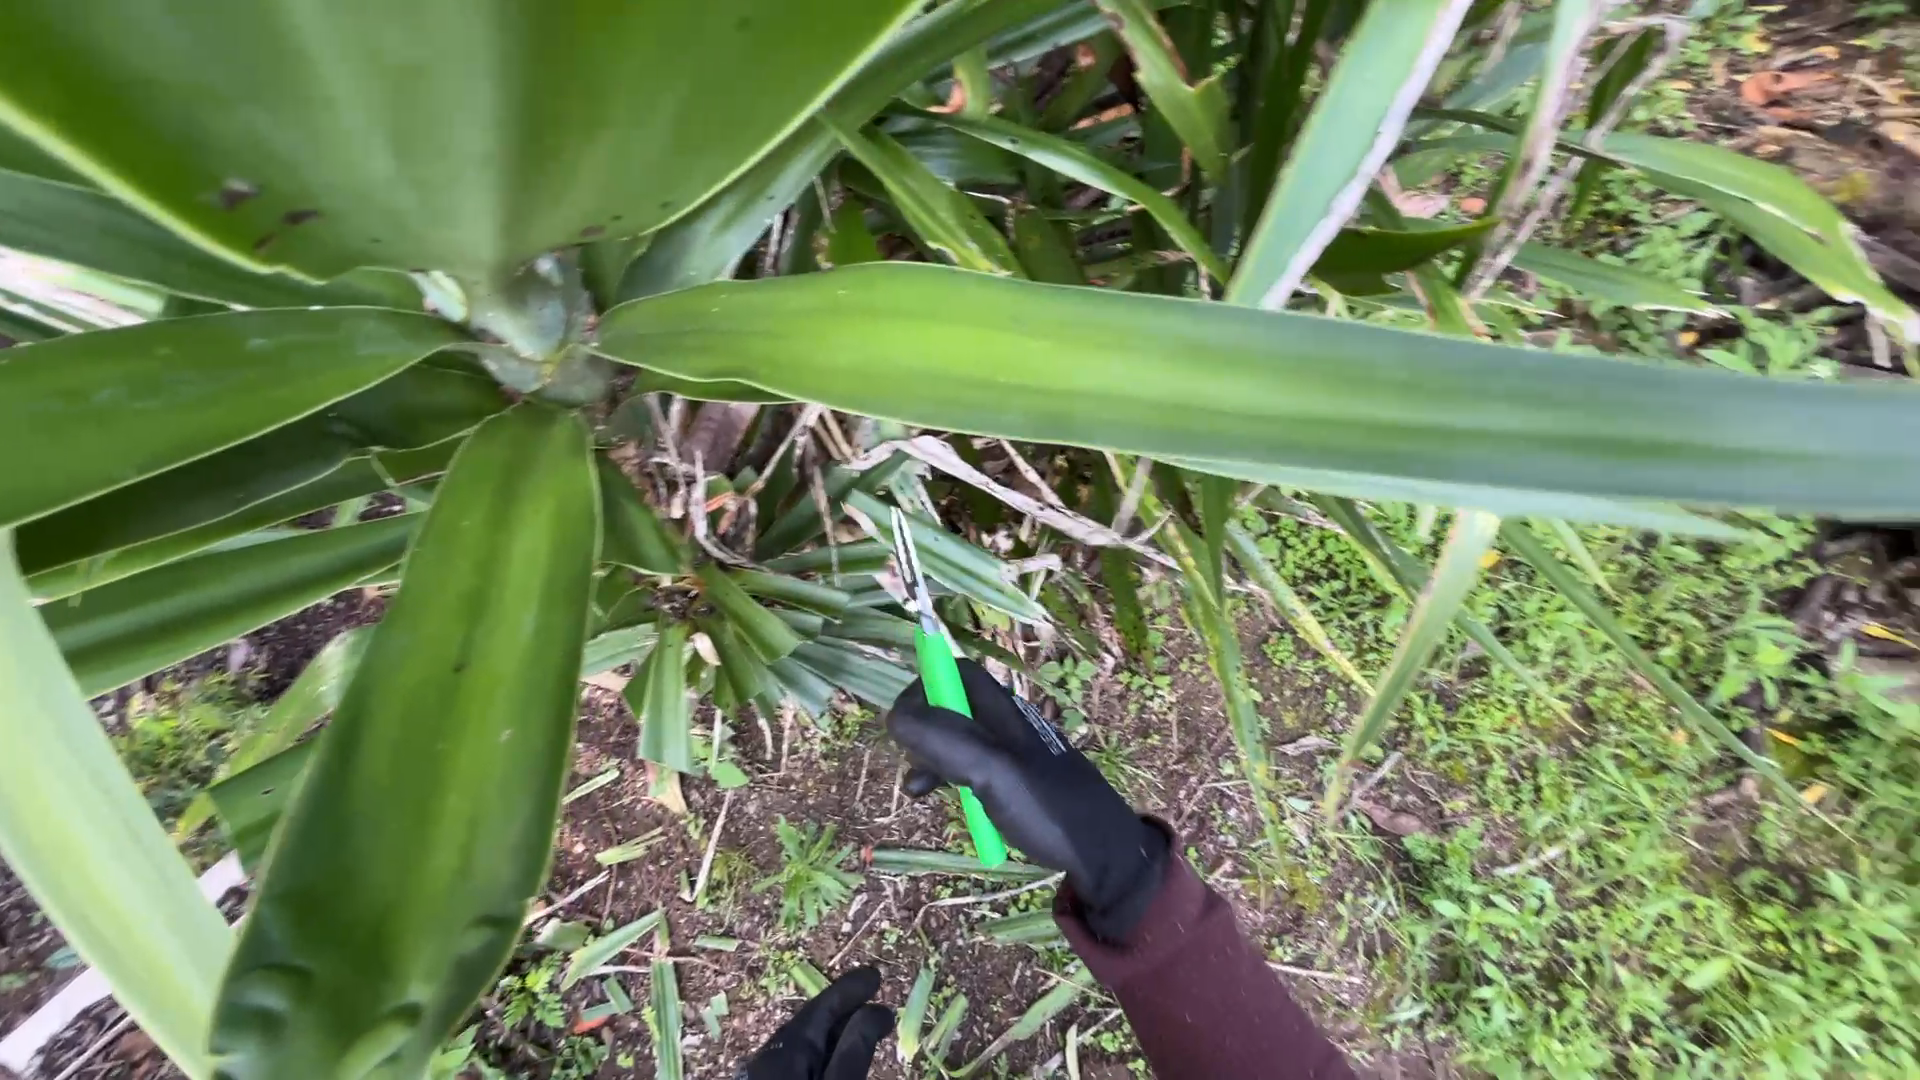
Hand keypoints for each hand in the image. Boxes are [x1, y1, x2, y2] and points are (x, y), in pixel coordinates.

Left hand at [739, 966, 893, 1079]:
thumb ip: (853, 1052)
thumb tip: (875, 1011)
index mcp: (785, 1050)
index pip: (823, 1007)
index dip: (850, 988)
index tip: (876, 976)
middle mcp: (767, 1056)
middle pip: (811, 1023)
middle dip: (843, 1009)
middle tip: (872, 999)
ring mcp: (761, 1074)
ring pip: (803, 1046)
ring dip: (833, 1034)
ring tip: (860, 1028)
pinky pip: (796, 1064)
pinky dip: (819, 1055)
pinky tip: (833, 1060)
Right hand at [886, 660, 1168, 940]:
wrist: (1102, 852)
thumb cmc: (1049, 806)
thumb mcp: (992, 771)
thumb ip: (946, 740)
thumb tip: (896, 716)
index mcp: (1002, 710)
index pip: (955, 672)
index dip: (924, 686)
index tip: (902, 722)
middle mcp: (1004, 722)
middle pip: (950, 705)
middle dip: (922, 729)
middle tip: (908, 759)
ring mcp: (1009, 752)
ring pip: (955, 740)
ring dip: (930, 758)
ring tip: (915, 790)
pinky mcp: (1012, 780)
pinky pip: (970, 768)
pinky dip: (949, 780)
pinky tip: (942, 802)